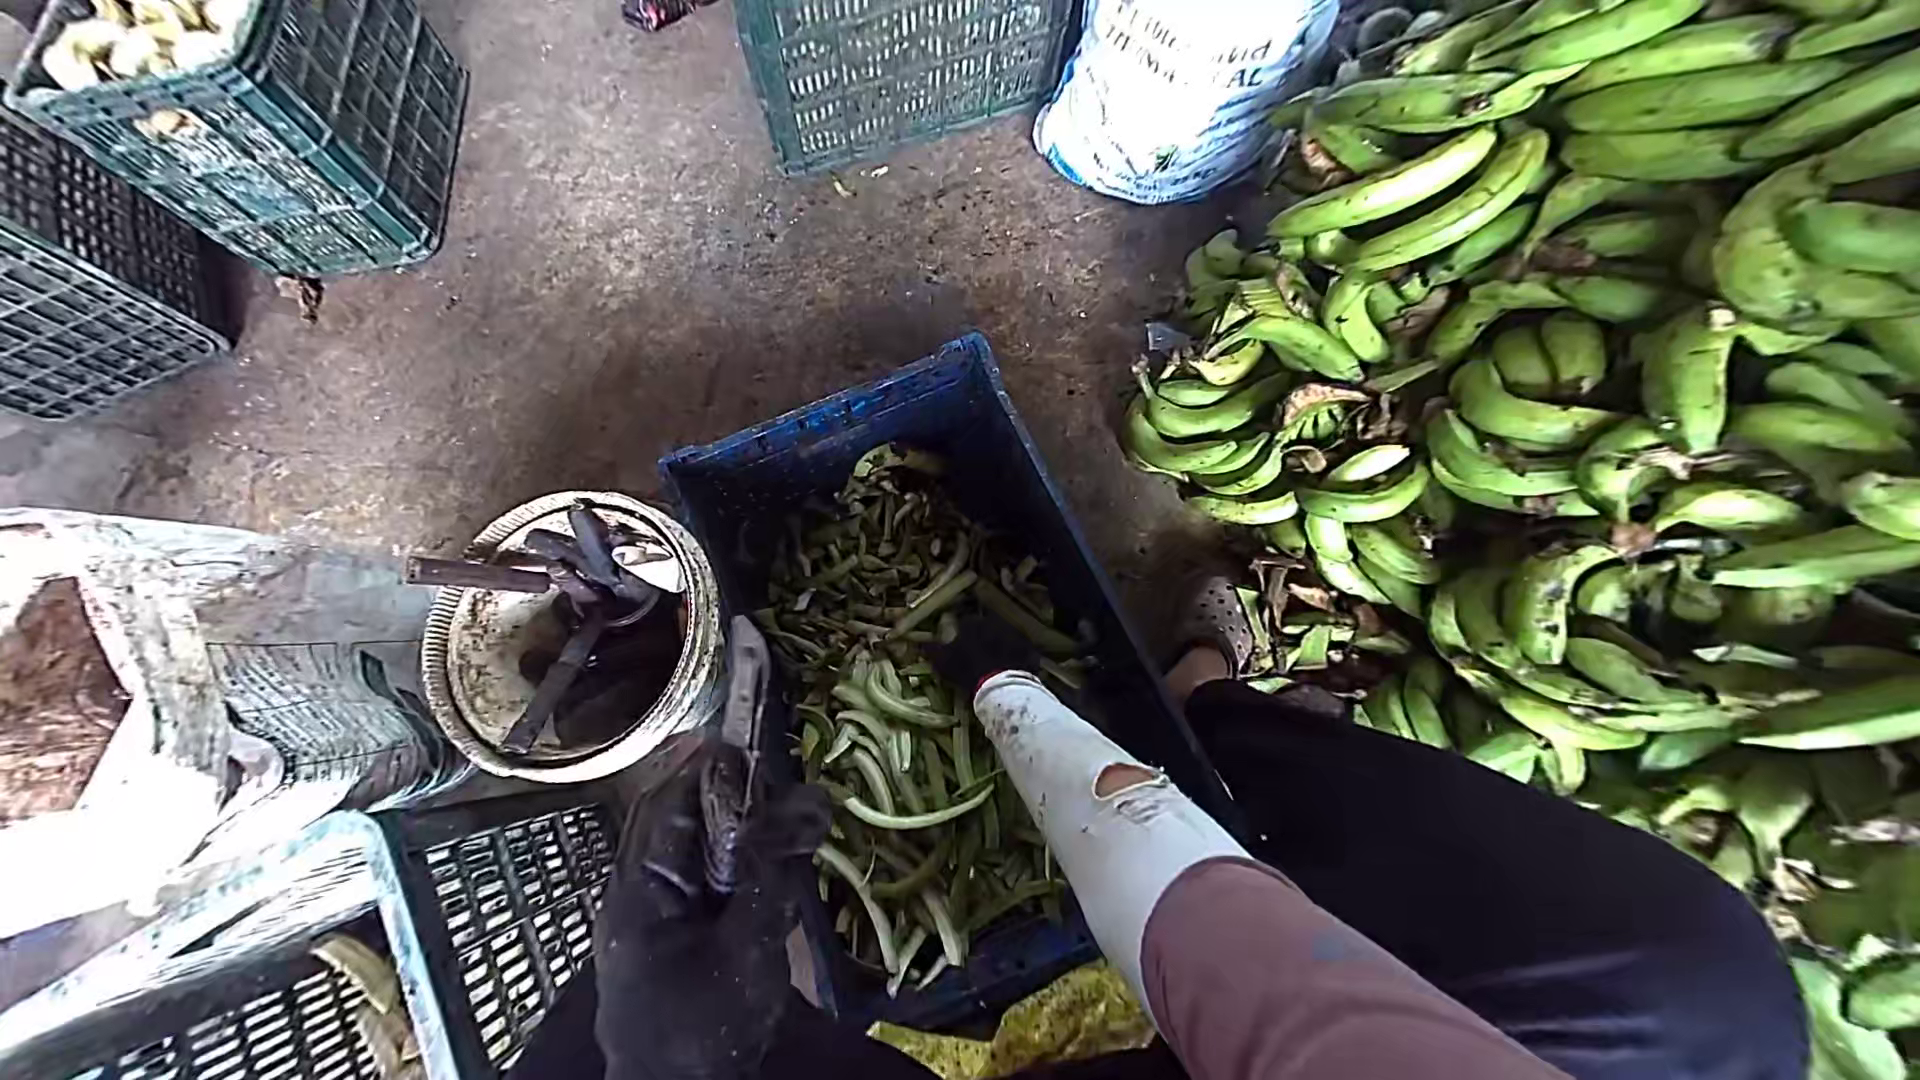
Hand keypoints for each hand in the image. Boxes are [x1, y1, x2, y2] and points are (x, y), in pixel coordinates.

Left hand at [593, 738, 830, 1079]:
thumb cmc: (706, 1029)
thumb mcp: (748, 944)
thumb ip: (776, 867)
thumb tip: (813, 799)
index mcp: (641, 887)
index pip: (670, 800)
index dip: (710, 763)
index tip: (756, 736)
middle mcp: (639, 888)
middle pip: (679, 812)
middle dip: (727, 788)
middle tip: (776, 771)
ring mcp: (655, 907)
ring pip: (694, 839)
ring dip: (736, 818)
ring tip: (779, 805)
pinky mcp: (676, 924)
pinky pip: (704, 868)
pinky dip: (738, 851)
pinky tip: (769, 854)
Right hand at [926, 613, 1040, 696]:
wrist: (1001, 687)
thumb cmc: (967, 671)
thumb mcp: (942, 662)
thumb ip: (931, 649)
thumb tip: (920, 641)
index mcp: (973, 623)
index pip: (965, 622)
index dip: (962, 633)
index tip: (961, 645)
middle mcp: (994, 622)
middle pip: (986, 627)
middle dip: (983, 637)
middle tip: (978, 654)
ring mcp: (1014, 634)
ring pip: (1004, 637)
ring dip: (1000, 645)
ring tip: (995, 663)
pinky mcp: (1029, 648)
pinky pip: (1020, 650)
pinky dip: (1016, 656)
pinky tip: (1011, 669)